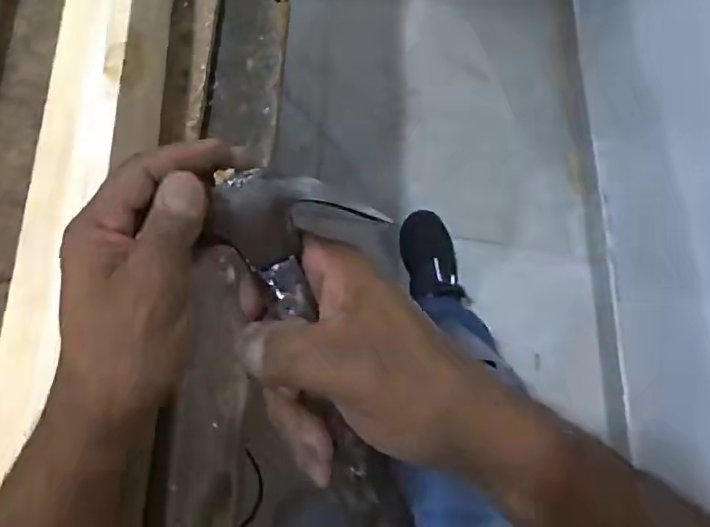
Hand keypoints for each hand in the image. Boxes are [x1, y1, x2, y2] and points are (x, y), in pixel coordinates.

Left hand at [47, 139, 239, 440]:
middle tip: (240, 168)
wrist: (109, 414)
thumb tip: (189, 178)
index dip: (186, 155)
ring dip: (200, 196)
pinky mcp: (139, 268)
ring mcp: (121, 249)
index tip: (230, 152)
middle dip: (195, 170)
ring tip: (238, 193)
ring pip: (163, 204)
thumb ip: (169, 225)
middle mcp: (104, 229)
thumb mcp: (152, 284)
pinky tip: (224, 226)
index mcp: (96, 226)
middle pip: (151, 182)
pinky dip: (198, 224)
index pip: (142, 170)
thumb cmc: (128, 349)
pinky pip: (170, 231)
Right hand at [235, 237, 508, 485]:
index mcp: (337, 271)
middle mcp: (335, 296)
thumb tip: (241, 342)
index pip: (279, 251)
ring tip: (320, 454)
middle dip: (281, 381)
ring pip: (289, 364)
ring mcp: (340, 336)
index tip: (249, 324)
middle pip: (277, 323)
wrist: (468, 432)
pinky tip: (326, 458)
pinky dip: (311, 425)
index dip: (257, 282)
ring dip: (297, 415)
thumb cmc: (406, 383)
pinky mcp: (346, 371)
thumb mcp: (338, 364)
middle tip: (296, 412)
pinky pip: (308, 389)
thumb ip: (282, 349)